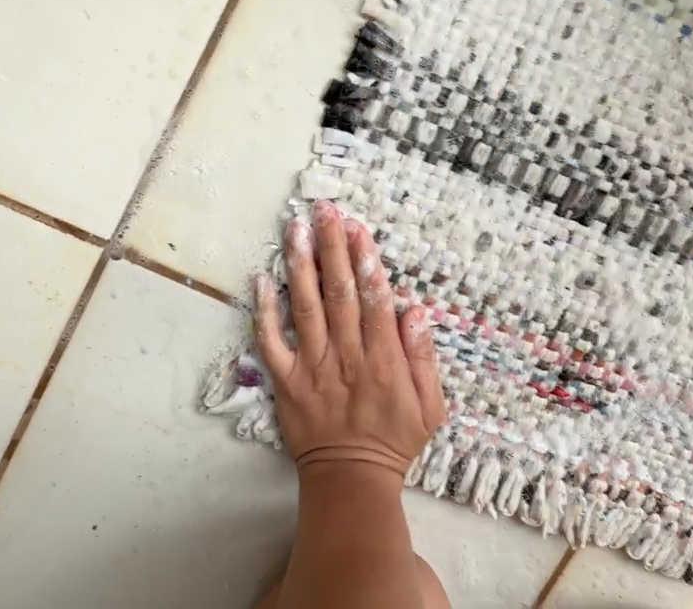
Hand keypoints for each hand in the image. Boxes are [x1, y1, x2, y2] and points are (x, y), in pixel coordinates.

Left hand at [253, 201, 447, 480]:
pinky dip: (264, 310)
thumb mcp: (430, 405)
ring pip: (305, 306)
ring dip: (301, 264)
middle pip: (340, 292)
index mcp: (382, 359)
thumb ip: (423, 356)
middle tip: (325, 211)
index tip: (357, 227)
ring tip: (295, 228)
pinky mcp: (285, 380)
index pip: (374, 298)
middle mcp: (346, 356)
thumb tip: (415, 310)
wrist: (350, 481)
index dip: (365, 260)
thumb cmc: (394, 440)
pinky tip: (262, 278)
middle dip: (332, 247)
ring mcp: (312, 367)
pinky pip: (271, 341)